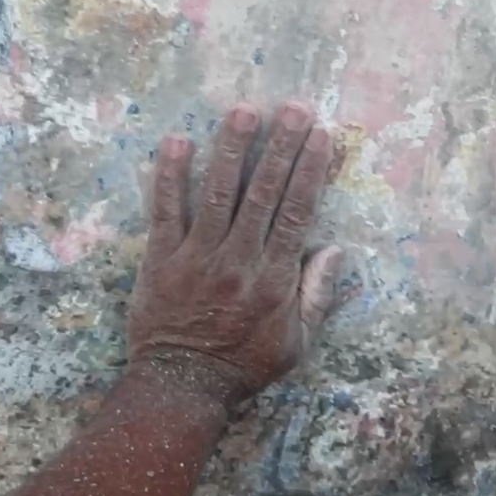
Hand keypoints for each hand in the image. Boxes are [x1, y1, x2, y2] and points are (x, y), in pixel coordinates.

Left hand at [128, 102, 343, 408]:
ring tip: (243, 110)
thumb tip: (336, 248)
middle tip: (293, 108)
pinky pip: (164, 212)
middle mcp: (239, 260)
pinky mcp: (160, 260)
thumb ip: (318, 295)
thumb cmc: (245, 365)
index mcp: (275, 279)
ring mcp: (197, 257)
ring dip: (232, 149)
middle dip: (281, 147)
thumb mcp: (297, 343)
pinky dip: (170, 177)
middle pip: (264, 194)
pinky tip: (178, 142)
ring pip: (218, 194)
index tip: (322, 136)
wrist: (180, 387)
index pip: (297, 213)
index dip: (311, 170)